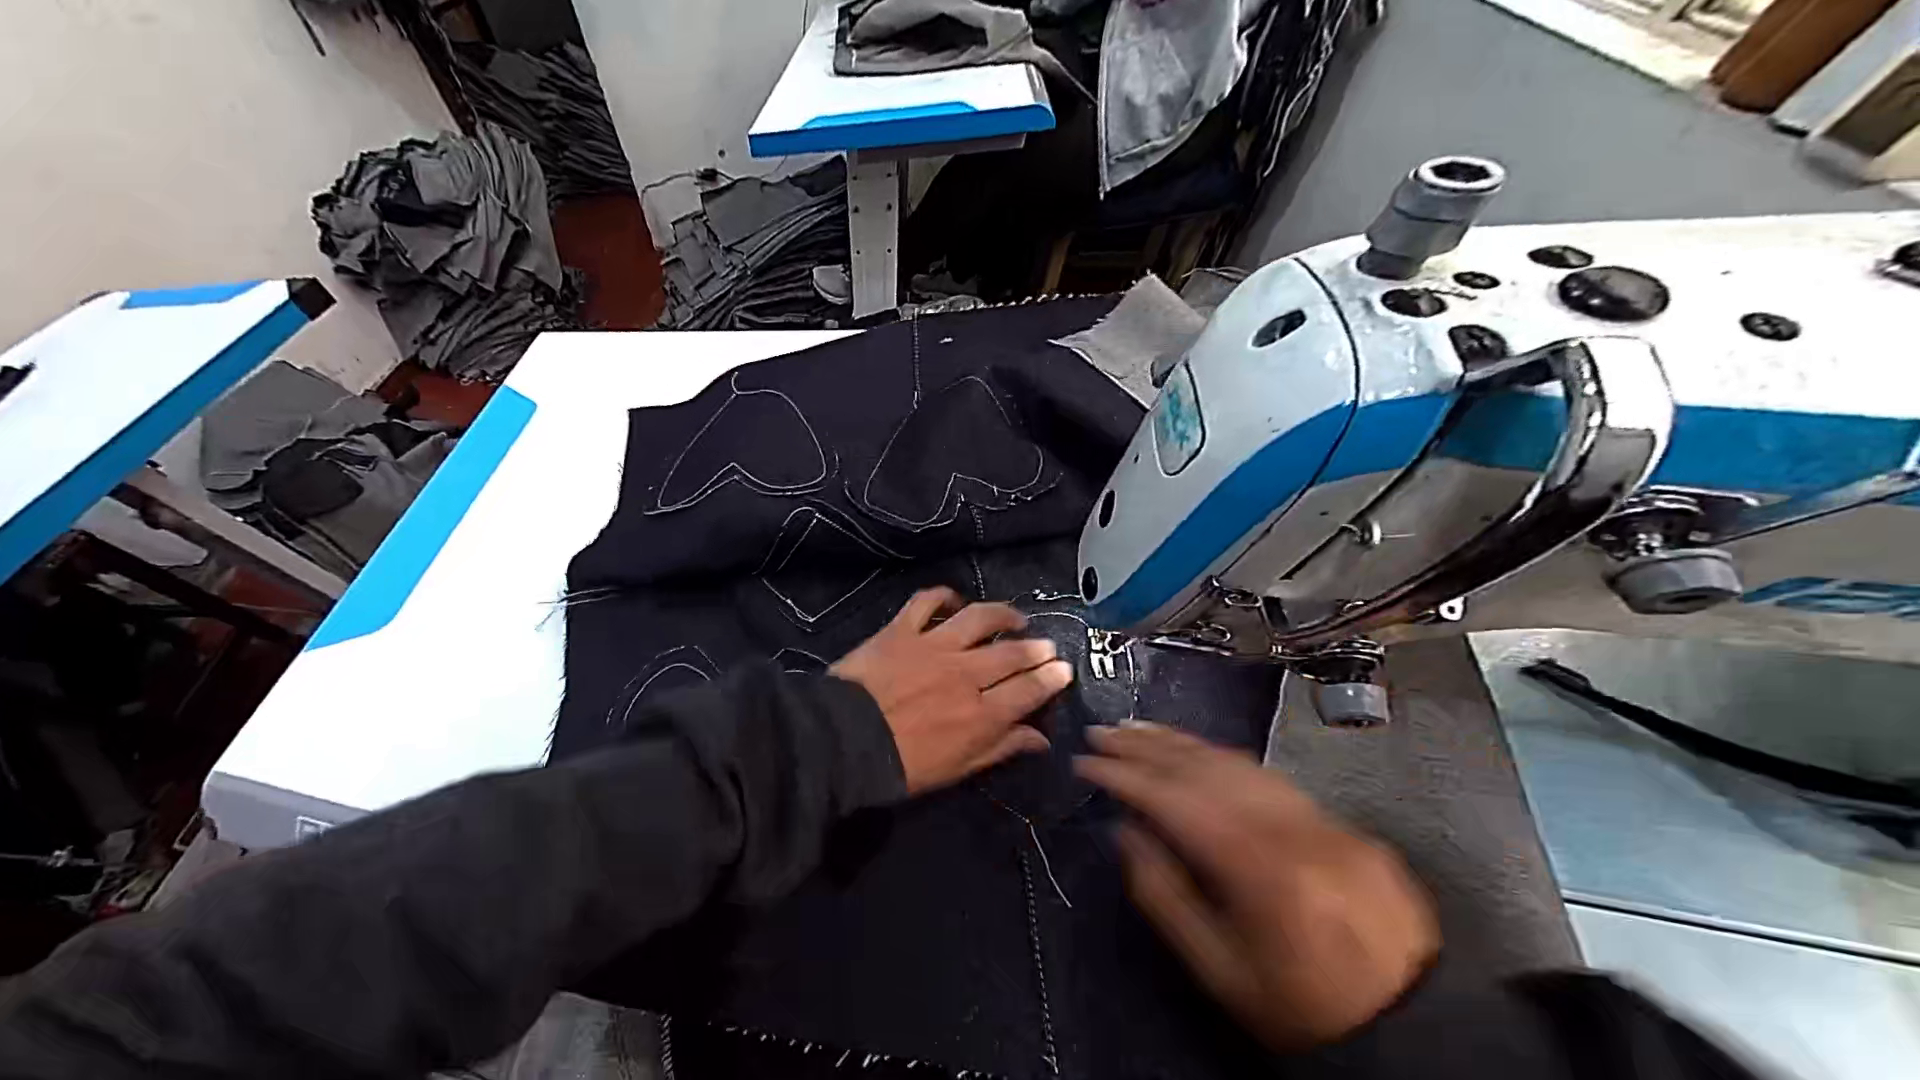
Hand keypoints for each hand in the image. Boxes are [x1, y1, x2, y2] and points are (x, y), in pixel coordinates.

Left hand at [832, 588, 1072, 793]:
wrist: (842, 742)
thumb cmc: (901, 766)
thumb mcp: (957, 768)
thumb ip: (1001, 748)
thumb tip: (1040, 740)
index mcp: (981, 713)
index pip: (1028, 690)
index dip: (1050, 679)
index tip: (1064, 669)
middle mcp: (965, 673)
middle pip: (1011, 654)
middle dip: (1036, 649)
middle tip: (1047, 646)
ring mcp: (934, 646)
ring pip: (979, 619)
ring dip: (1003, 616)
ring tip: (1016, 618)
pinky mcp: (903, 629)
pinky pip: (927, 602)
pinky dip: (943, 597)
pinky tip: (955, 602)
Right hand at [1075, 724, 1437, 1050]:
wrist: (1407, 1021)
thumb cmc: (1298, 1004)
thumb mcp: (1219, 969)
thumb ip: (1164, 895)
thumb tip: (1126, 831)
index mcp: (1259, 867)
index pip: (1174, 799)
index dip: (1124, 774)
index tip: (1087, 761)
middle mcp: (1290, 827)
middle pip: (1205, 768)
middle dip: (1146, 746)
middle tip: (1104, 732)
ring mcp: (1318, 817)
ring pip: (1237, 761)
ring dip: (1181, 742)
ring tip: (1139, 729)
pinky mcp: (1336, 819)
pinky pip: (1266, 773)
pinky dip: (1221, 756)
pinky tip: (1196, 750)